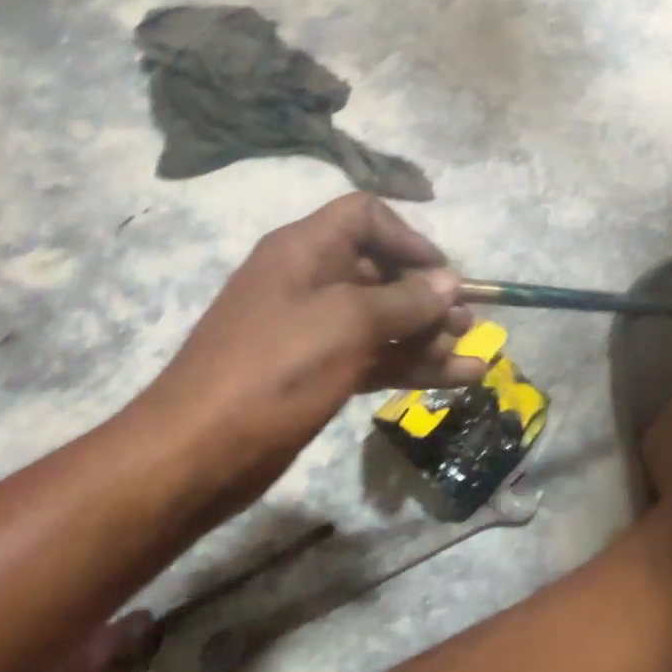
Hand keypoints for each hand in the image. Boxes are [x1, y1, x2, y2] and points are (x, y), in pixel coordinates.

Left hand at [131, 193, 485, 507]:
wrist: (195, 455)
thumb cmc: (275, 369)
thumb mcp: (349, 324)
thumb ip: (407, 300)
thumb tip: (448, 283)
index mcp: (305, 251)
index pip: (365, 216)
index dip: (407, 238)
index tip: (439, 274)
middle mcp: (310, 282)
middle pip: (382, 271)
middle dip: (429, 295)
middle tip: (469, 321)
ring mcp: (313, 331)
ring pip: (384, 320)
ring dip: (430, 334)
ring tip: (476, 351)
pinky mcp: (318, 373)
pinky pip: (376, 356)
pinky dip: (414, 365)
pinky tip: (460, 379)